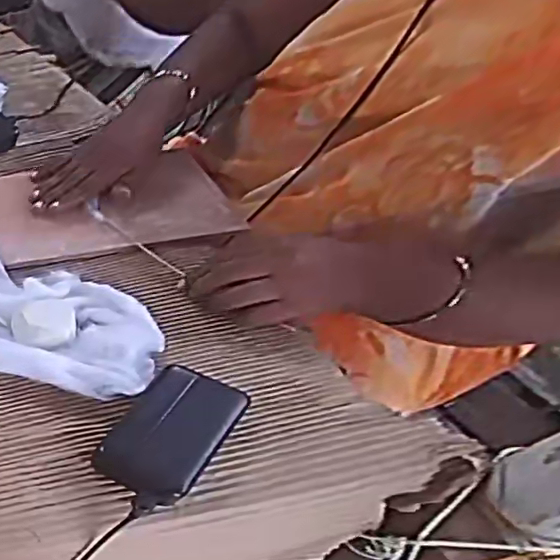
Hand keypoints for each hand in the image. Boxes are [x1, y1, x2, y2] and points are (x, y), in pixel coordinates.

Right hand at [31, 79, 184, 209]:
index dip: (67, 199)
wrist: (145, 114)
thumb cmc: (146, 144)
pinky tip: (37, 174)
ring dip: (45, 184)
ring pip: (62, 171)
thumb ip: (128, 184)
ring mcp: (86, 153)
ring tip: (31, 194)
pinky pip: (62, 159)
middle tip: (33, 205)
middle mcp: (93, 162)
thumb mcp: (144, 168)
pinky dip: (49, 167)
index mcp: (108, 170)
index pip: (84, 188)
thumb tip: (118, 198)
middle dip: (49, 194)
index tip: (51, 208)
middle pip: (68, 181)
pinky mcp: (82, 147)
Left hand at [192, 231, 462, 326]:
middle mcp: (280, 265)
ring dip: (217, 304)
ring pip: (237, 298)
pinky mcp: (294, 309)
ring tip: (209, 305)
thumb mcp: (294, 241)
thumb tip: (221, 251)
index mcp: (279, 245)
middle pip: (228, 276)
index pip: (231, 256)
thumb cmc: (324, 256)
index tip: (194, 275)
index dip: (208, 268)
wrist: (367, 273)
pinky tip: (234, 317)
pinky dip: (240, 318)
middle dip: (204, 286)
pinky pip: (256, 317)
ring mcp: (286, 289)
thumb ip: (261, 246)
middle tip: (192, 292)